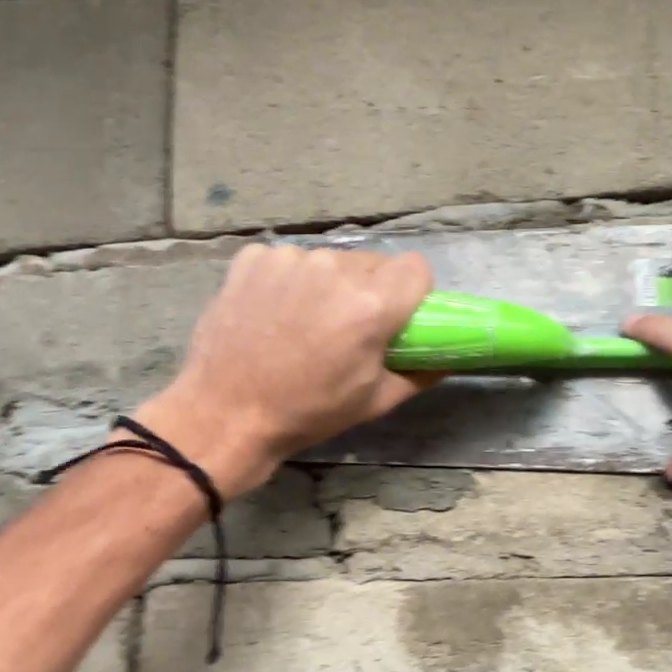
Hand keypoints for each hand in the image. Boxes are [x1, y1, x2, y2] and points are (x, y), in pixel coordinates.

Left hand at [137, 244, 437, 497]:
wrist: (226, 413)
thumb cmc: (306, 413)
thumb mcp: (373, 402)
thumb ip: (419, 374)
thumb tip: (445, 358)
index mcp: (370, 306)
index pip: (416, 268)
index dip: (412, 291)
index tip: (398, 315)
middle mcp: (333, 270)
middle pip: (372, 264)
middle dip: (368, 291)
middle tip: (347, 329)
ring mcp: (289, 260)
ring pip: (329, 262)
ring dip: (327, 286)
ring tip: (304, 325)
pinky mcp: (254, 259)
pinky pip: (289, 261)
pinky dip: (288, 282)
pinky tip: (274, 314)